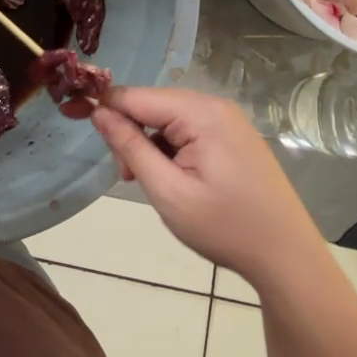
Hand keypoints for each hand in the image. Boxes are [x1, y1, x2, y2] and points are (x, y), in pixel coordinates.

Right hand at [90, 87, 326, 287]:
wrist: (288, 260)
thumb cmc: (225, 228)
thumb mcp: (167, 191)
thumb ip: (129, 146)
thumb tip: (97, 112)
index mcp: (200, 113)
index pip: (133, 96)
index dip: (99, 105)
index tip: (68, 114)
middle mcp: (214, 106)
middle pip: (150, 105)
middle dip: (129, 134)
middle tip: (128, 177)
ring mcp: (228, 121)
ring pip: (166, 119)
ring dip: (149, 145)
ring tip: (154, 184)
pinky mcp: (234, 137)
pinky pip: (187, 129)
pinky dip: (170, 149)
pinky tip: (175, 179)